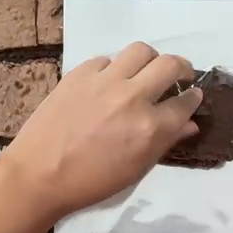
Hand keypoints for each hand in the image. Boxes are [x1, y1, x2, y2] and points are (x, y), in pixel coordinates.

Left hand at [0, 42, 200, 224]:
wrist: (39, 174)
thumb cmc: (90, 182)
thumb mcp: (135, 169)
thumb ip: (165, 142)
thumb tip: (189, 124)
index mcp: (151, 127)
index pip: (185, 103)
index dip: (193, 98)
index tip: (193, 96)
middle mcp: (133, 97)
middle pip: (169, 65)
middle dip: (182, 68)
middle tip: (178, 76)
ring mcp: (104, 81)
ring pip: (140, 51)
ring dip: (150, 60)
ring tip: (145, 71)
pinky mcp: (79, 74)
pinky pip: (106, 60)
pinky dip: (113, 68)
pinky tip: (108, 82)